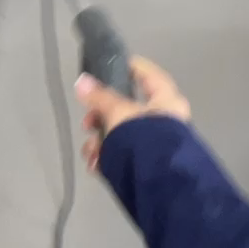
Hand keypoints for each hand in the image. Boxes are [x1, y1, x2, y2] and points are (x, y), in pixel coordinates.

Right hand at [76, 56, 189, 171]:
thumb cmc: (145, 140)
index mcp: (166, 102)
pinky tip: (96, 165)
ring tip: (92, 153)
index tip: (111, 64)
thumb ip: (99, 98)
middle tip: (88, 123)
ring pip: (118, 133)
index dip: (131, 67)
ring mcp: (153, 143)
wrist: (159, 183)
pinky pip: (119, 153)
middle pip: (125, 109)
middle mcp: (163, 121)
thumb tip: (81, 81)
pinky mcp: (143, 163)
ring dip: (99, 142)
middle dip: (100, 117)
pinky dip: (105, 157)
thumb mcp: (118, 112)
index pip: (149, 76)